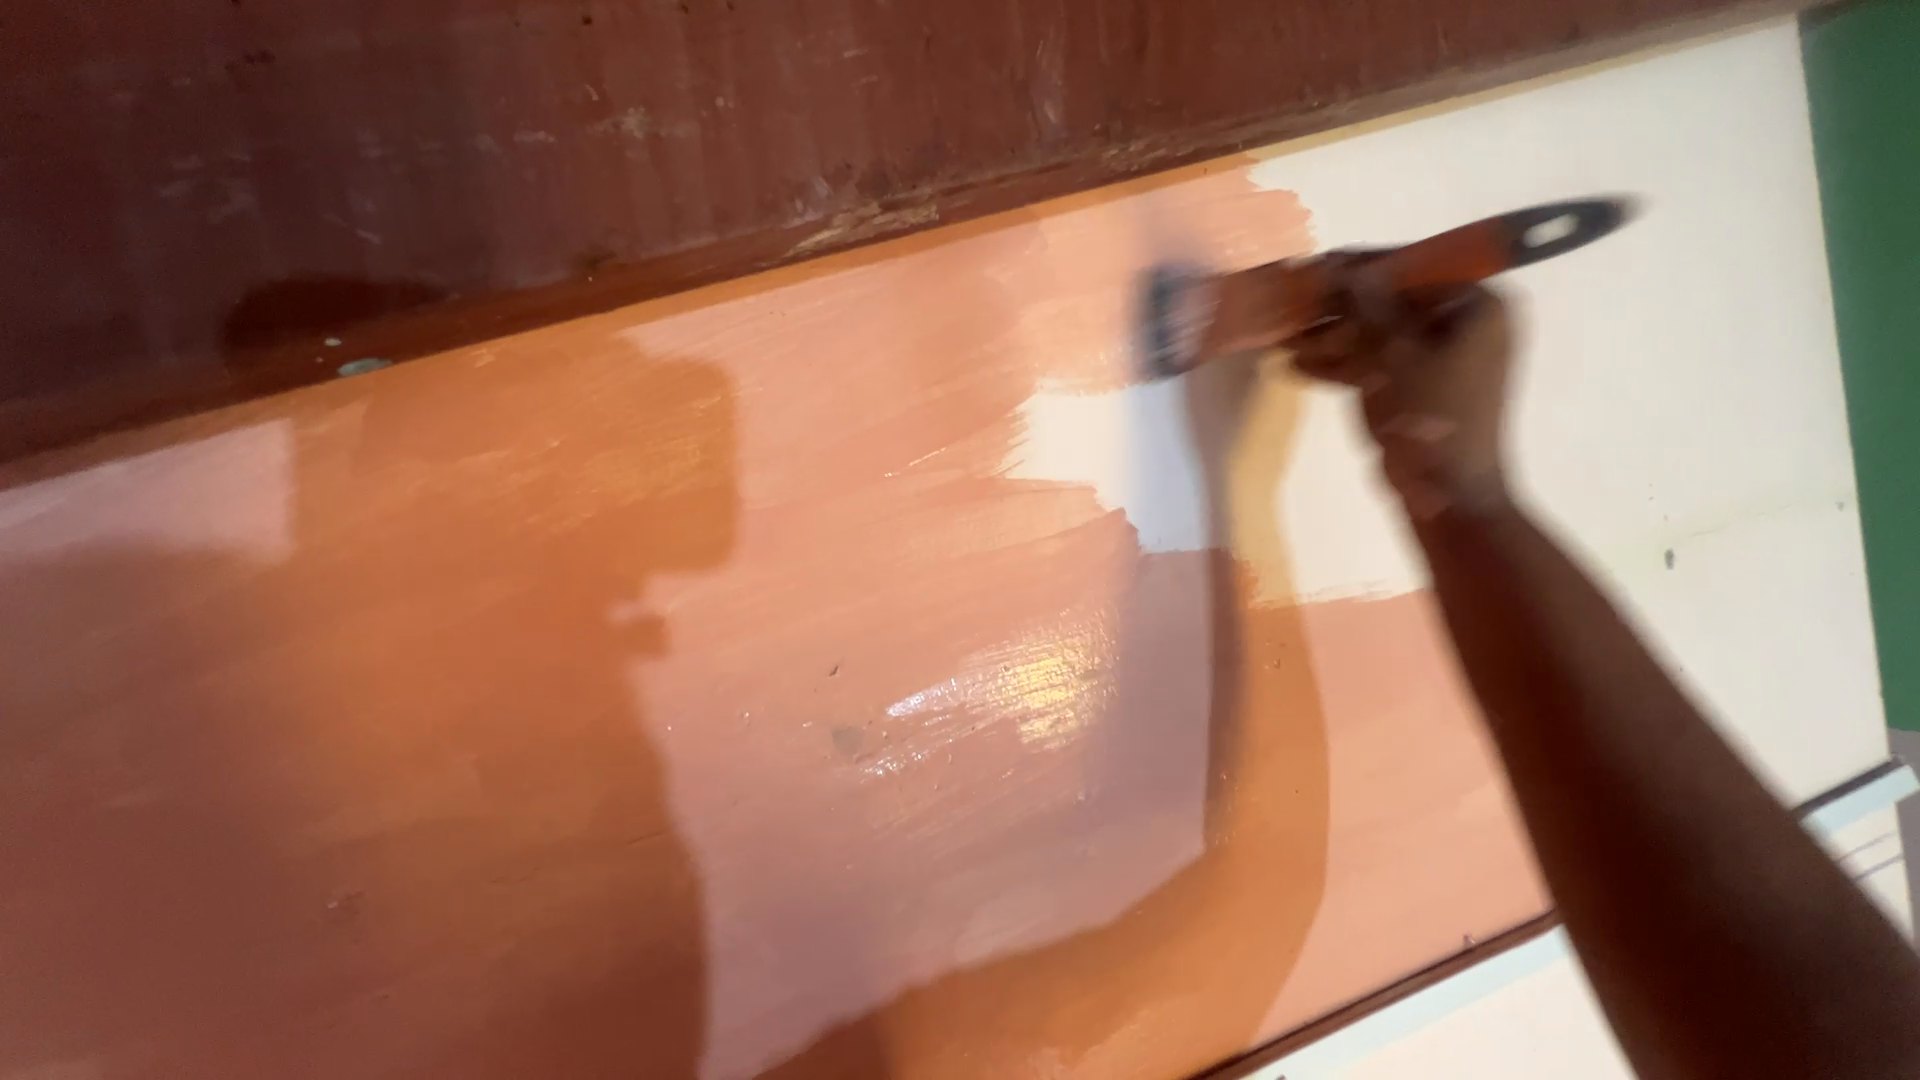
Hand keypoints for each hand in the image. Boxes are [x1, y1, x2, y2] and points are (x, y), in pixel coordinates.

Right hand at [1289, 263, 1514, 519]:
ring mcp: (1446, 359)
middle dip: (1337, 311)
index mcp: (1477, 305)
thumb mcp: (1390, 355)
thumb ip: (1363, 306)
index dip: (1355, 269)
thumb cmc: (1428, 418)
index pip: (1410, 269)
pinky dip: (1346, 366)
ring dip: (1333, 339)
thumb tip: (1336, 267)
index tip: (1309, 270)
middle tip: (1291, 311)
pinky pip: (1382, 364)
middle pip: (1391, 303)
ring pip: (1380, 336)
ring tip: (1285, 342)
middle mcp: (1468, 324)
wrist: (1448, 497)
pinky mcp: (1425, 389)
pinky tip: (1301, 367)